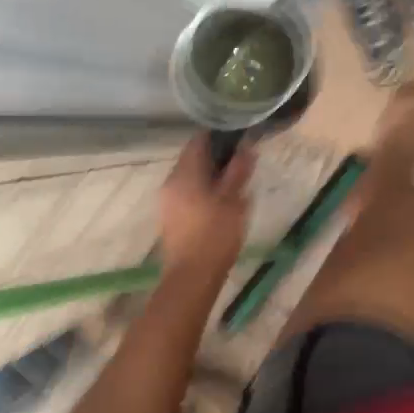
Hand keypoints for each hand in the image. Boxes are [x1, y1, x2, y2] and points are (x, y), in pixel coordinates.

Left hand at [158, 135, 254, 275]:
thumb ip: (239, 171)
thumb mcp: (234, 200)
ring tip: (234, 186)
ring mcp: (166, 200)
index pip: (199, 140)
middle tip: (241, 164)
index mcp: (185, 173)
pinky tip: (219, 204)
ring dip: (210, 175)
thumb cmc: (216, 235)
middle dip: (216, 158)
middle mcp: (170, 181)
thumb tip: (246, 146)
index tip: (239, 139)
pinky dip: (202, 191)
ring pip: (190, 176)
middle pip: (193, 158)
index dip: (220, 135)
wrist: (192, 277)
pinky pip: (186, 193)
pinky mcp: (169, 217)